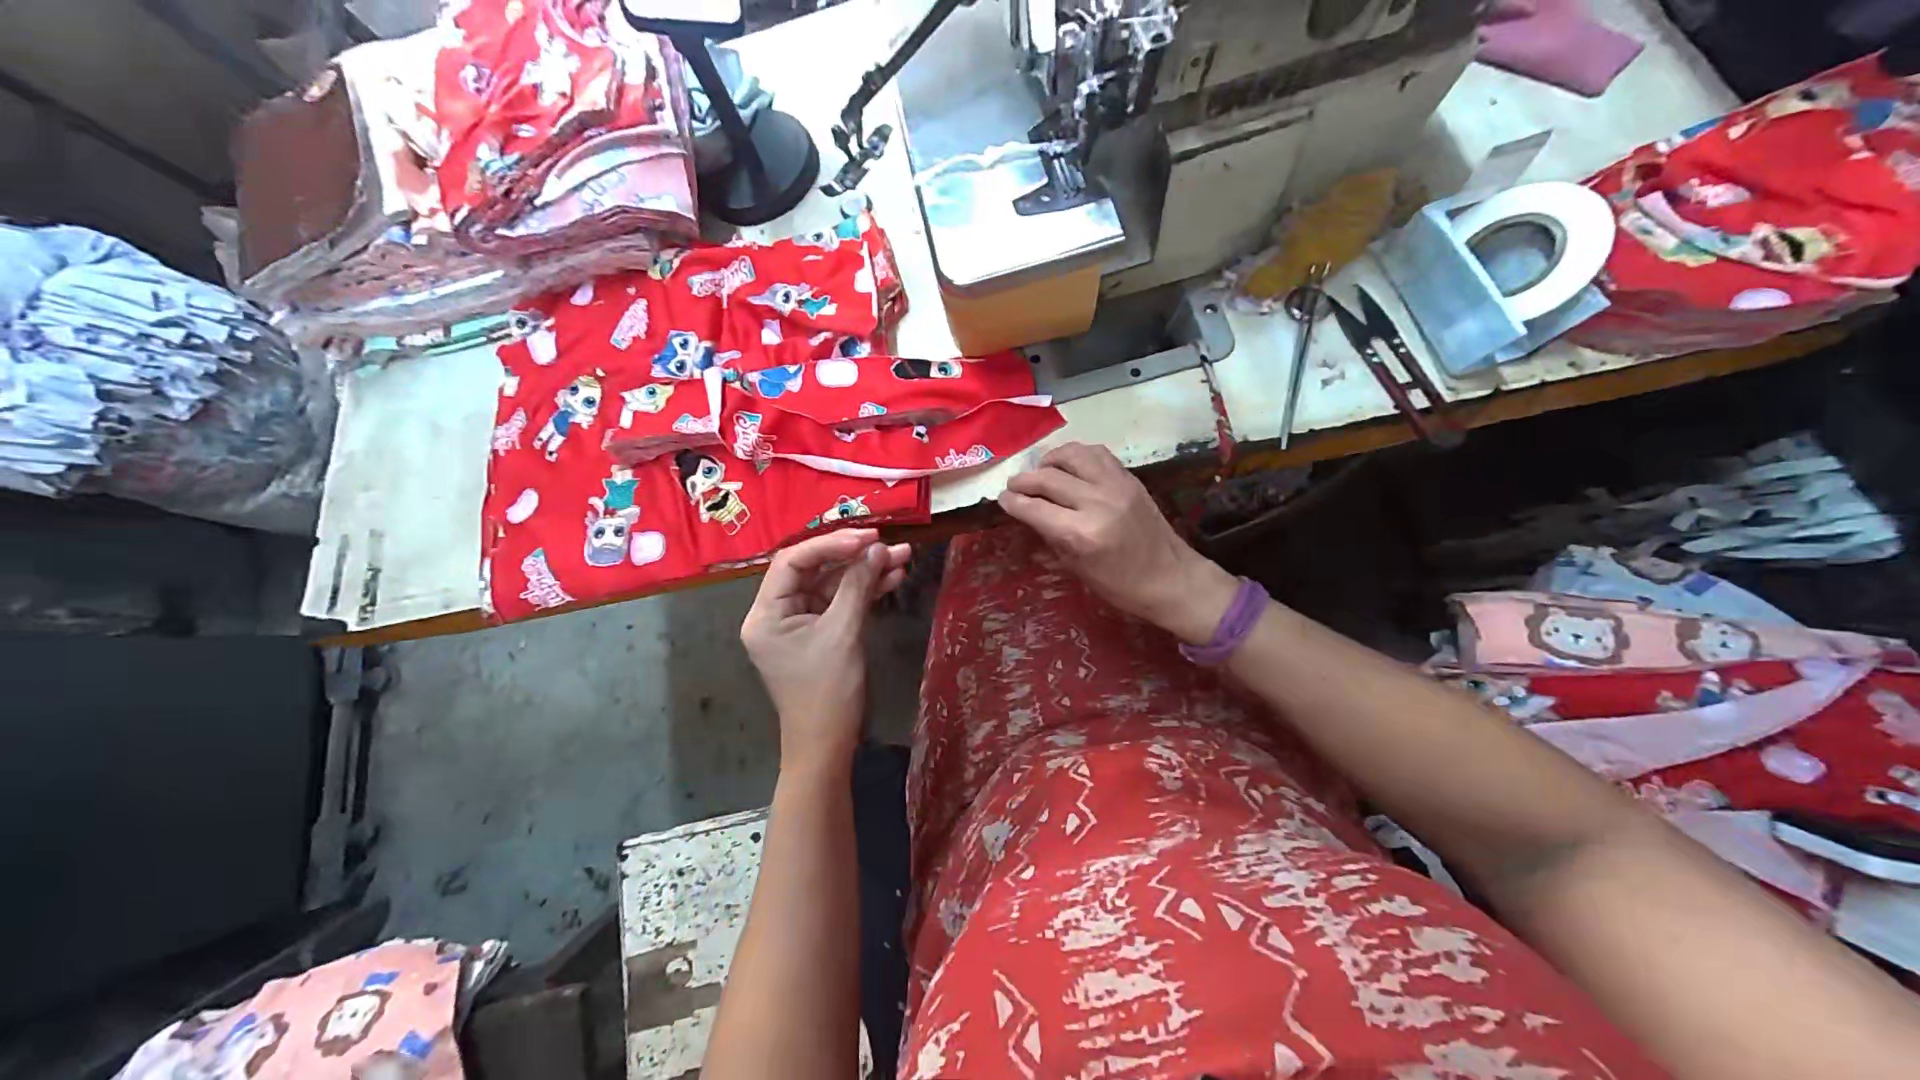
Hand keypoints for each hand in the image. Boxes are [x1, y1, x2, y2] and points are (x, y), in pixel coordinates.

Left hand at [740, 528, 910, 771]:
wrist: (828, 746)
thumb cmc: (827, 693)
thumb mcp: (843, 634)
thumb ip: (858, 586)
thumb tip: (879, 549)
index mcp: (766, 613)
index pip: (793, 562)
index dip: (831, 544)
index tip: (868, 538)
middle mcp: (776, 613)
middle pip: (813, 570)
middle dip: (853, 556)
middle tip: (889, 544)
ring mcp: (798, 624)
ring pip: (831, 585)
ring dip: (865, 572)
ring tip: (902, 558)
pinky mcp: (818, 634)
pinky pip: (839, 603)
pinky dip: (864, 592)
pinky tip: (892, 579)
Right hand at [998, 442, 1237, 643]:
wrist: (1170, 578)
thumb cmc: (1119, 585)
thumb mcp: (1076, 567)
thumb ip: (1051, 535)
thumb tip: (1029, 512)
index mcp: (1081, 534)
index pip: (1034, 508)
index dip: (1012, 501)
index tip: (1002, 499)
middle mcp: (1097, 503)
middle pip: (1048, 477)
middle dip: (1024, 480)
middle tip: (1014, 485)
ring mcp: (1116, 486)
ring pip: (1073, 455)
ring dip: (1050, 460)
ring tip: (1041, 470)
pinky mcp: (1129, 478)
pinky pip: (1097, 454)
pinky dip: (1077, 455)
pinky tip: (1069, 466)